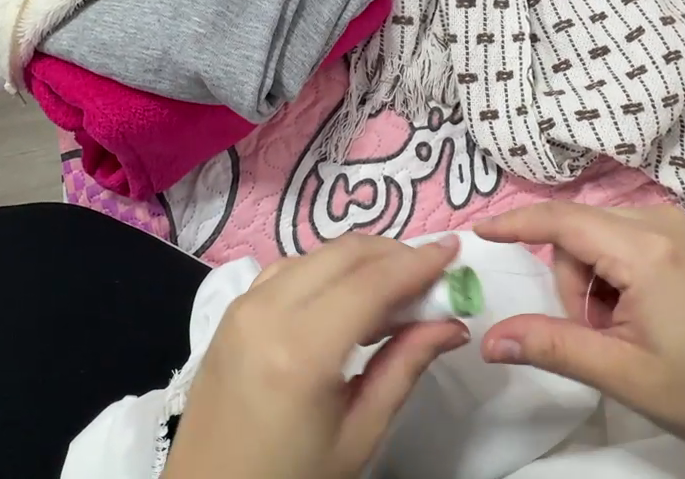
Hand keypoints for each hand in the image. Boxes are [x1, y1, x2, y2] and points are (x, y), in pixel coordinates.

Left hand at [162, 234, 468, 478]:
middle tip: (432, 272)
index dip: (417, 262)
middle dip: (394, 253)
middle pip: (345, 254)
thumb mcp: (357, 435)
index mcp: (301, 351)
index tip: (453, 250)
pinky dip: (326, 267)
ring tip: (397, 286)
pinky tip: (347, 293)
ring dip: (361, 258)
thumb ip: (405, 368)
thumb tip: (452, 324)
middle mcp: (267, 311)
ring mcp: (243, 306)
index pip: (372, 282)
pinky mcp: (231, 311)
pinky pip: (289, 268)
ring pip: (317, 253)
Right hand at [474, 204, 684, 478]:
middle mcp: (660, 220)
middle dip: (571, 281)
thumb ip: (552, 345)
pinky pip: (626, 240)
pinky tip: (640, 317)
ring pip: (600, 237)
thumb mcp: (624, 374)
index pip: (561, 220)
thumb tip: (489, 338)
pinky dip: (616, 275)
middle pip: (580, 231)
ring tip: (623, 333)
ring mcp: (679, 226)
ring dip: (594, 282)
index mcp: (645, 248)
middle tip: (593, 335)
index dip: (516, 222)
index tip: (478, 232)